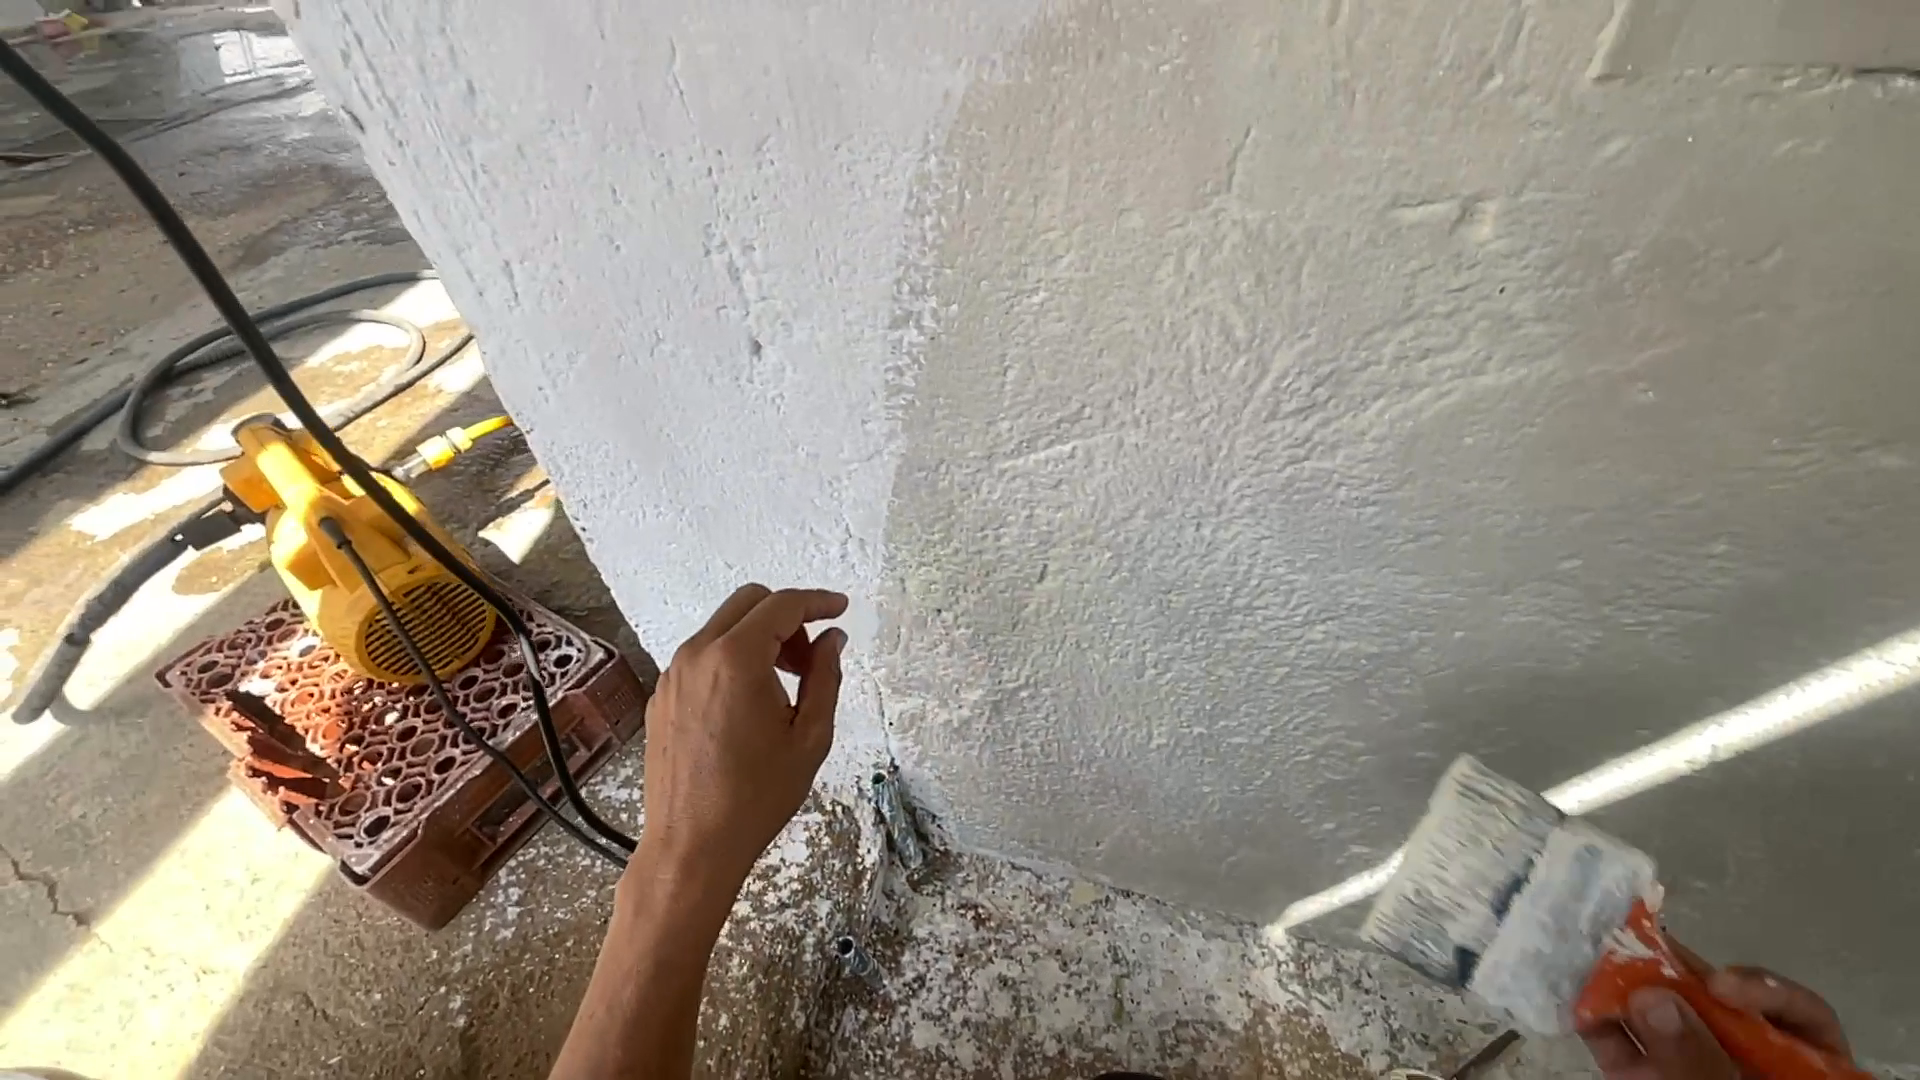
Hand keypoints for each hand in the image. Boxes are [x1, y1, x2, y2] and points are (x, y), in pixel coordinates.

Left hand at [630, 584, 847, 892]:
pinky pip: (703, 655)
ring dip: (760, 638)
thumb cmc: (757, 796)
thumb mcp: (810, 736)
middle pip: (749, 602)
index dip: (818, 601)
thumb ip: (826, 676)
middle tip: (811, 658)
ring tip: (784, 687)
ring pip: (724, 627)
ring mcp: (673, 675)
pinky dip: (733, 659)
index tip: (840, 609)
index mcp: (736, 659)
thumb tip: (832, 639)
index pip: (782, 605)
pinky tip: (749, 704)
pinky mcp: (662, 696)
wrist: (692, 846)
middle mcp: (697, 655)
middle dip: (787, 617)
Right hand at [1580, 946, 1851, 1079]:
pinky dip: (1586, 1009)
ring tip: (1587, 950)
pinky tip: (1565, 984)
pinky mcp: (1634, 1068)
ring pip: (1652, 1010)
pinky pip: (1611, 1035)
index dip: (1763, 989)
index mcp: (1796, 1069)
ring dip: (1616, 980)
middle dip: (1666, 970)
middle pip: (1707, 1001)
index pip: (1797, 1016)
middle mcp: (1737, 1055)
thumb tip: (1652, 997)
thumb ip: (1702, 1063)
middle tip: (1630, 942)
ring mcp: (1681, 1058)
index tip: (1721, 985)